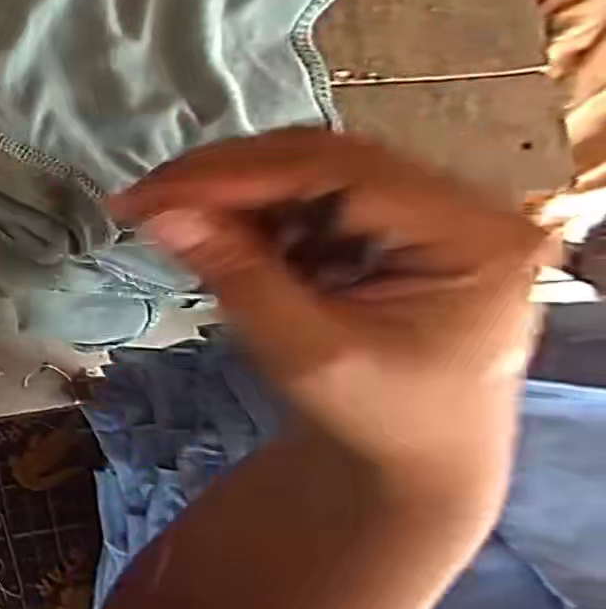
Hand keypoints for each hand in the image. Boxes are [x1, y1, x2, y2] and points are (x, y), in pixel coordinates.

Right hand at [112, 128, 552, 498]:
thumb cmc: (371, 412)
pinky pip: (292, 192)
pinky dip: (235, 206)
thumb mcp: (301, 348)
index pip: (335, 172)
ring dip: (219, 187)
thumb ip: (234, 273)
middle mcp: (454, 205)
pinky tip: (200, 228)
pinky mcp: (375, 223)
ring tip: (157, 212)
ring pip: (297, 166)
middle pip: (314, 156)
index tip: (147, 196)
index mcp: (469, 235)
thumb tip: (160, 214)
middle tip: (137, 197)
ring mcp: (415, 210)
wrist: (403, 452)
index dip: (231, 176)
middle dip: (216, 174)